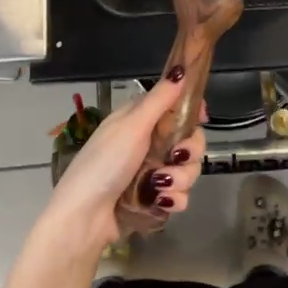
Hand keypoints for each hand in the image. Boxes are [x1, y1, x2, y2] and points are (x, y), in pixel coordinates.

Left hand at [37, 70, 206, 255]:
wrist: (84, 218)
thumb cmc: (105, 164)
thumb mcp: (132, 127)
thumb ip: (159, 100)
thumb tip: (181, 68)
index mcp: (139, 120)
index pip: (174, 106)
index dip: (192, 110)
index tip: (203, 117)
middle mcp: (148, 143)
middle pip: (188, 139)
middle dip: (188, 151)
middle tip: (176, 157)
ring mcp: (152, 173)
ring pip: (188, 169)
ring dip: (180, 179)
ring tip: (160, 187)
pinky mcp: (154, 199)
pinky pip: (180, 195)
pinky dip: (173, 200)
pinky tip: (160, 203)